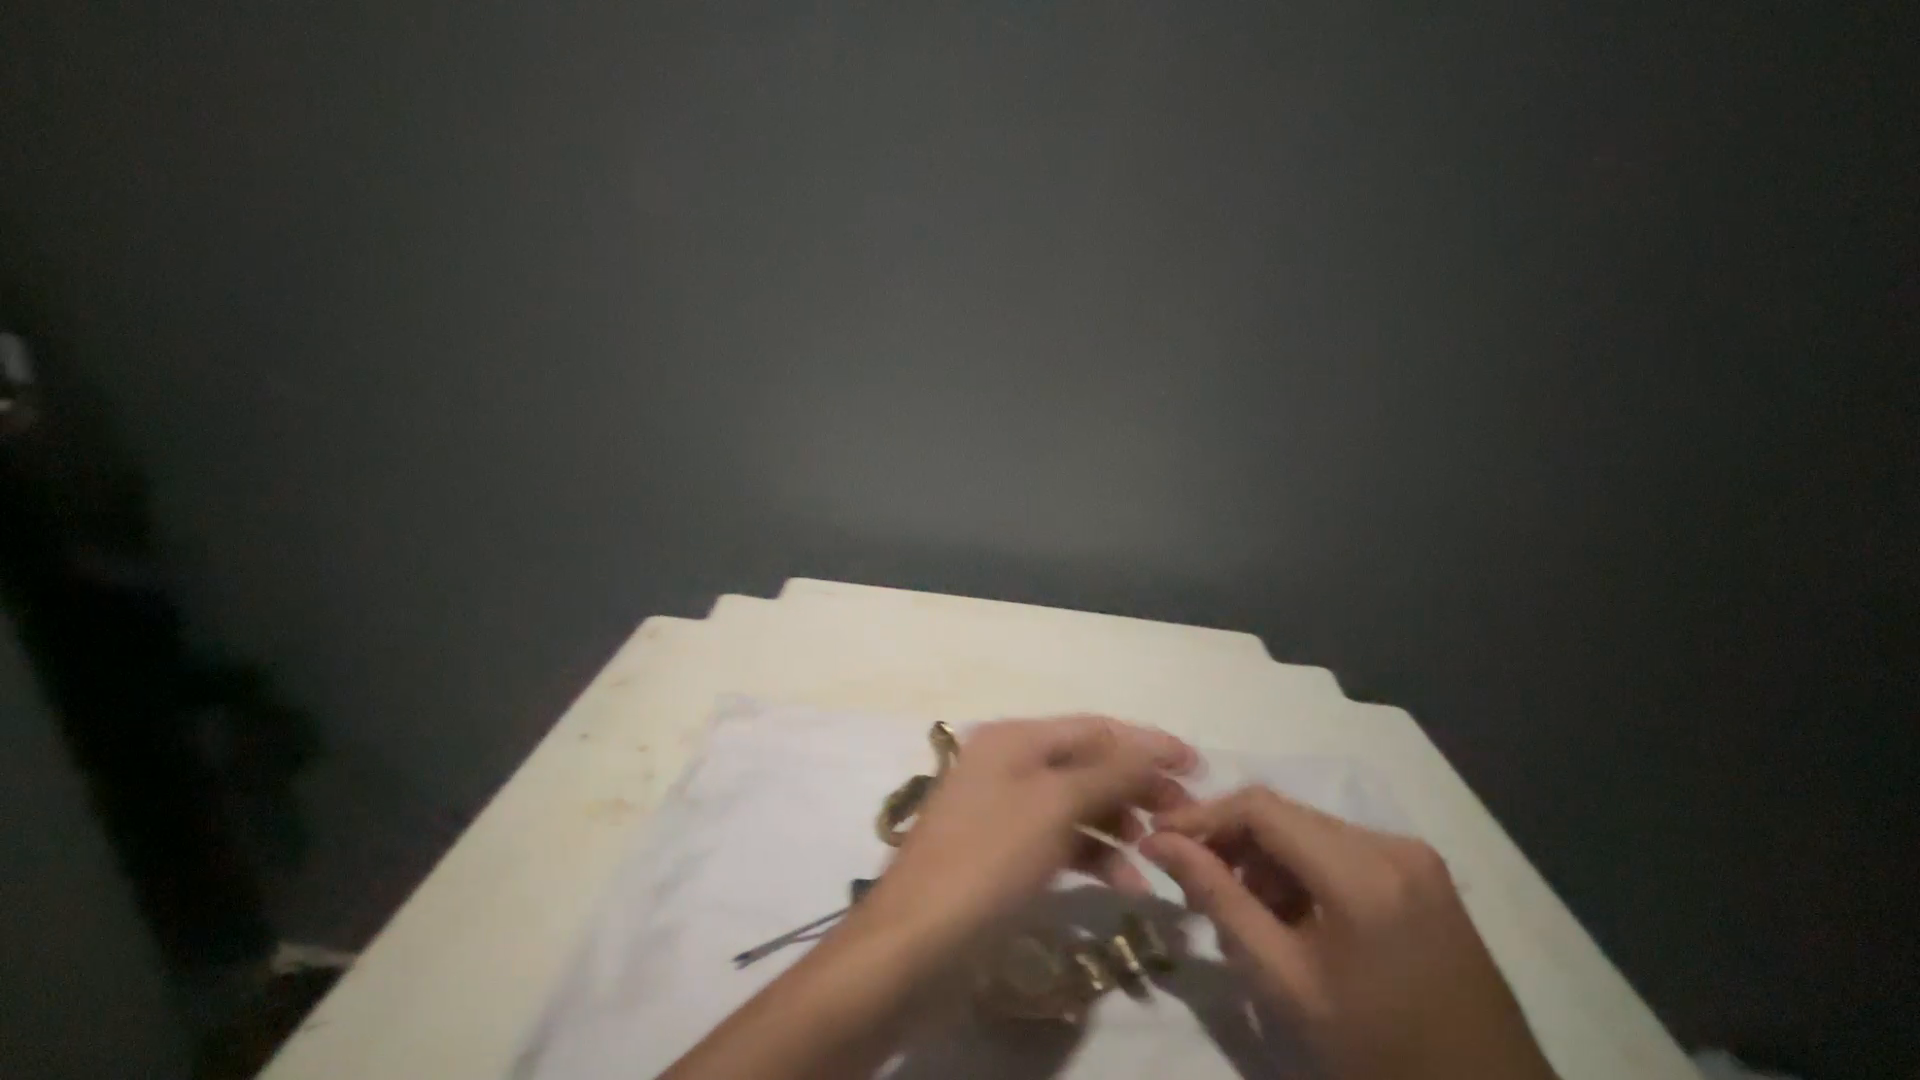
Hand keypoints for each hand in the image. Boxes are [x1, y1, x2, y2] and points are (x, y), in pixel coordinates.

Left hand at [856, 715, 1196, 958]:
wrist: (916, 942)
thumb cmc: (988, 860)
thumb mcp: (1055, 806)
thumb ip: (1111, 772)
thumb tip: (1155, 748)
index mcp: (1015, 738)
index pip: (1096, 728)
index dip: (1148, 745)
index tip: (1199, 769)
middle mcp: (1008, 763)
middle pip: (1088, 764)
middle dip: (1138, 788)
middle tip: (1186, 819)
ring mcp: (1003, 810)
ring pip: (1078, 805)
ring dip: (1121, 826)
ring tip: (1160, 856)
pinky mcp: (1003, 854)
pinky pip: (1061, 841)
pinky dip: (1095, 856)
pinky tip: (1127, 885)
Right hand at [1141, 788, 1558, 1079]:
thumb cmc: (1376, 1047)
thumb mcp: (1284, 980)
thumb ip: (1219, 900)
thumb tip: (1160, 842)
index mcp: (1362, 870)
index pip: (1261, 807)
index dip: (1201, 816)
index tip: (1156, 840)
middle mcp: (1393, 845)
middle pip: (1287, 816)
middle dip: (1231, 843)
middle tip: (1193, 886)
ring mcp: (1415, 858)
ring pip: (1312, 832)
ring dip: (1266, 860)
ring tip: (1243, 914)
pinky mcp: (1424, 876)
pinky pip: (1343, 852)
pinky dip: (1303, 873)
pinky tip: (1291, 918)